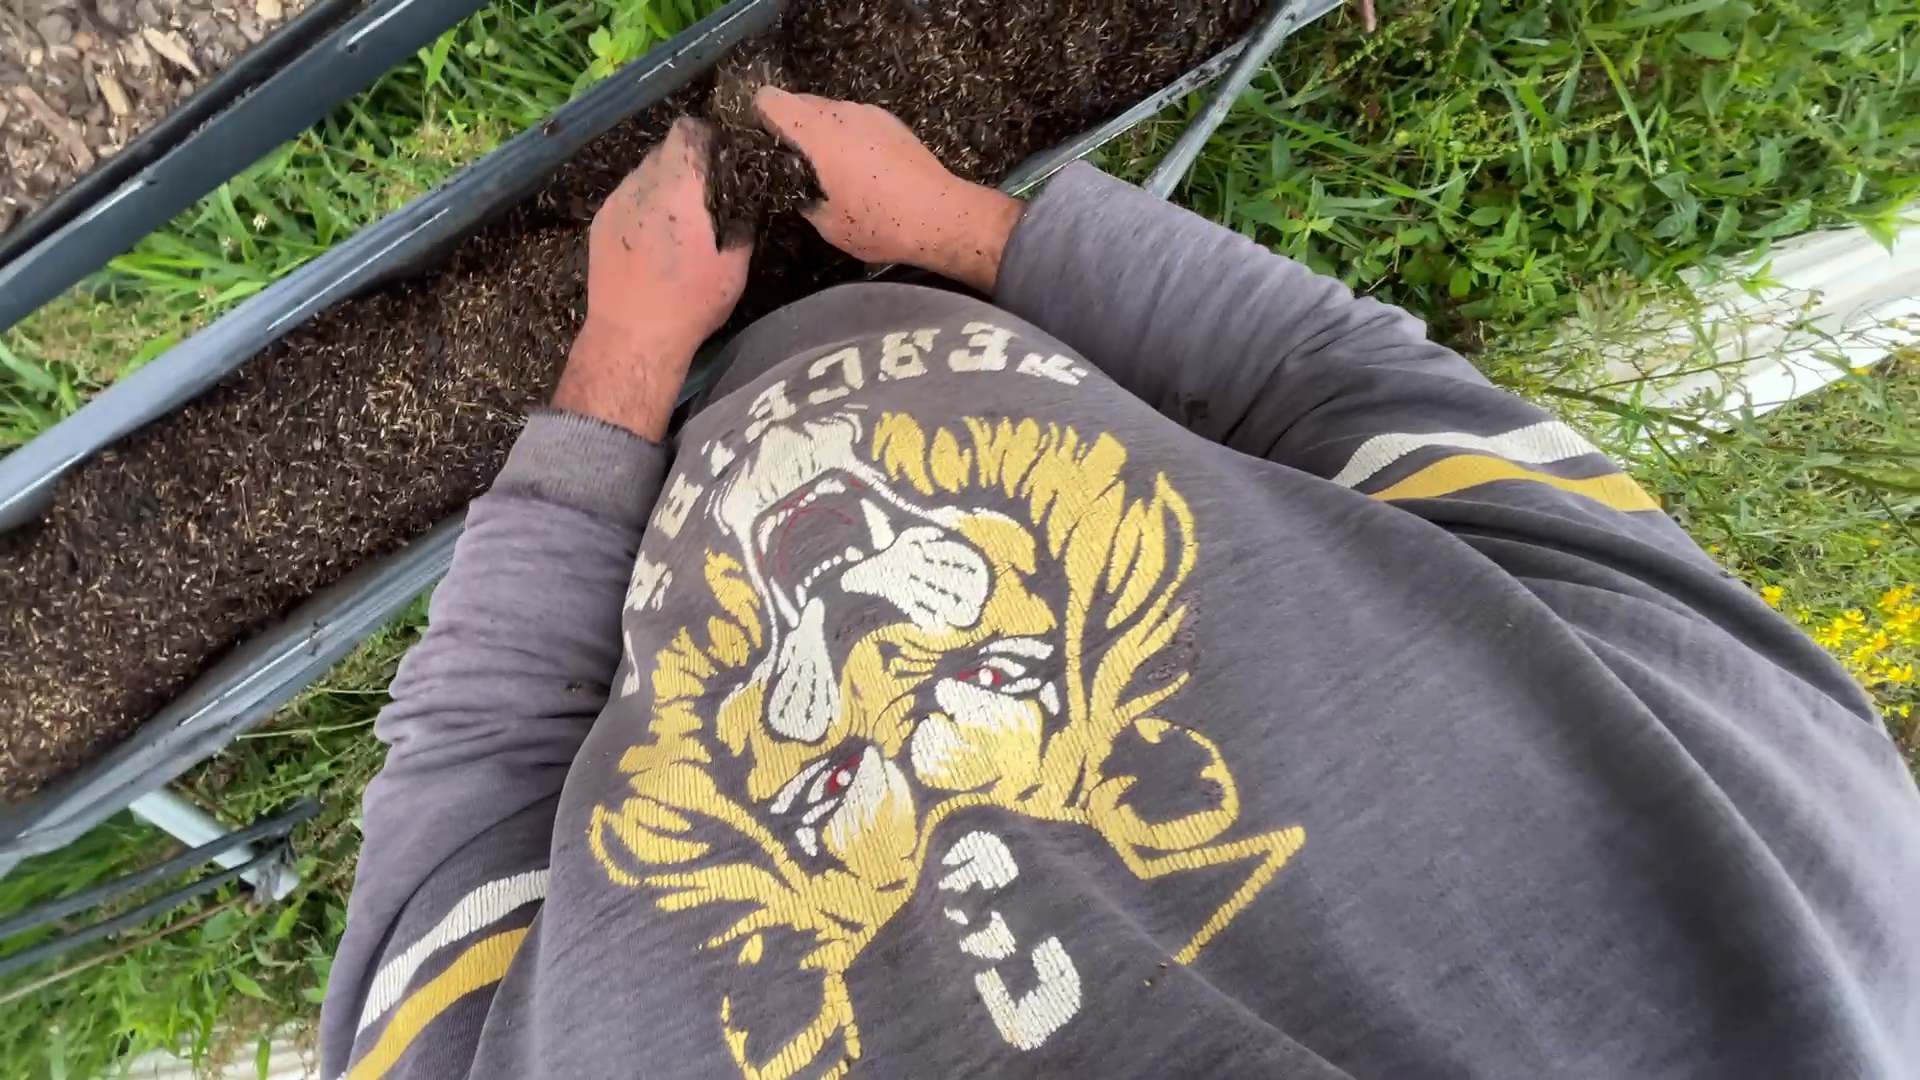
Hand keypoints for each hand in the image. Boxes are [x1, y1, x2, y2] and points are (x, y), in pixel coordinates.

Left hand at [554, 117, 749, 439]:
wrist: (634, 334)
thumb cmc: (691, 302)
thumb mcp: (733, 269)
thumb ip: (741, 226)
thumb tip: (745, 203)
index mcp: (680, 187)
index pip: (688, 131)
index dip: (707, 138)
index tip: (721, 159)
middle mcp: (643, 183)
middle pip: (665, 151)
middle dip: (688, 166)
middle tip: (706, 197)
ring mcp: (616, 200)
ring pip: (644, 175)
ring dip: (664, 188)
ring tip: (679, 223)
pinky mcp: (600, 221)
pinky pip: (627, 199)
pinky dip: (644, 208)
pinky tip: (654, 240)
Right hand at [754, 86, 1023, 292]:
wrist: (941, 217)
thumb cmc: (882, 225)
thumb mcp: (830, 226)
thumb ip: (803, 200)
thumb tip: (795, 190)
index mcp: (818, 133)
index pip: (770, 100)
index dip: (757, 117)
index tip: (758, 143)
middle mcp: (842, 111)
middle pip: (800, 104)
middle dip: (790, 129)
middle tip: (791, 165)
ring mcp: (870, 113)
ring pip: (831, 112)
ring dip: (822, 134)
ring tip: (828, 172)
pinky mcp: (892, 123)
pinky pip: (856, 121)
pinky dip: (848, 138)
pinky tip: (858, 172)